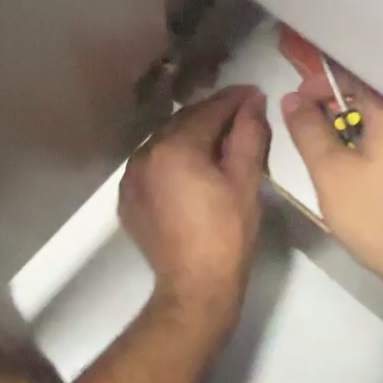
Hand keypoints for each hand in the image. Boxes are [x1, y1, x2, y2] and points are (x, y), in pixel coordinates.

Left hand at [118, 85, 270, 332]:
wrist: (195, 287)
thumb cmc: (227, 233)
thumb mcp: (245, 180)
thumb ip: (248, 133)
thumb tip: (253, 101)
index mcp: (175, 146)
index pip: (209, 110)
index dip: (235, 100)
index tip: (254, 94)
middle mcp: (145, 153)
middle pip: (184, 122)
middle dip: (213, 115)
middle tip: (241, 115)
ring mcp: (131, 176)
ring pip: (165, 141)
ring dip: (191, 134)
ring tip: (219, 140)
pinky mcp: (127, 197)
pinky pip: (151, 164)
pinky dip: (172, 158)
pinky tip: (191, 166)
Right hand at [277, 31, 382, 297]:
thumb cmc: (376, 215)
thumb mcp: (329, 172)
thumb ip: (308, 130)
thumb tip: (291, 98)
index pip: (353, 77)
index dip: (319, 84)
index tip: (296, 103)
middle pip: (371, 97)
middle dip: (335, 106)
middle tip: (309, 127)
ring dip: (355, 126)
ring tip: (330, 148)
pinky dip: (375, 142)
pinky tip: (361, 164)